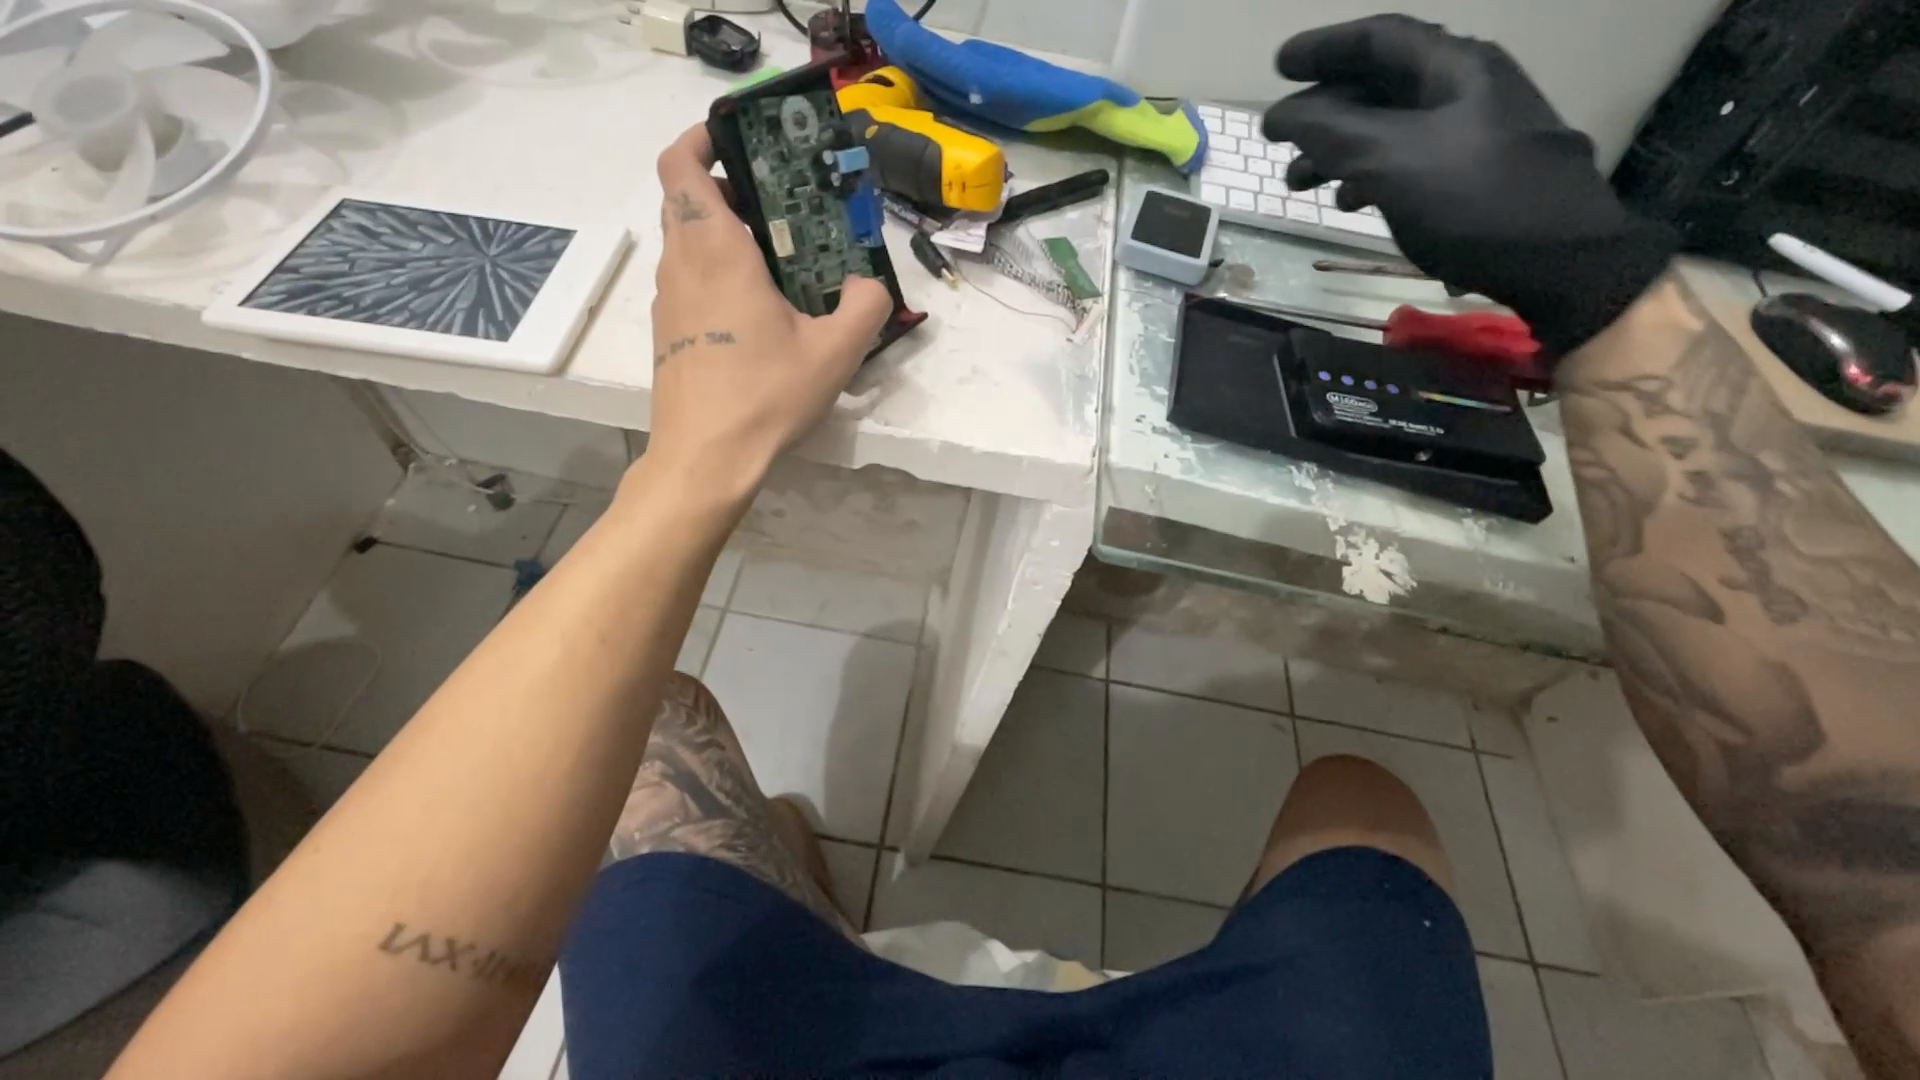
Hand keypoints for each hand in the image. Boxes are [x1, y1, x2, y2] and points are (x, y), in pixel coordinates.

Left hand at [645, 124, 892, 493]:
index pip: (682, 163)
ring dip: (725, 232)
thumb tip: (870, 284)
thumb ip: (865, 306)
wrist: (705, 458)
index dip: (703, 137)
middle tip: (780, 205)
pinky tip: (759, 309)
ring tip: (778, 258)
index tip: (741, 139)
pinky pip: (689, 279)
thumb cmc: (765, 396)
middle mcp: (682, 265)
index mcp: (715, 251)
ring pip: (687, 240)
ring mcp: (669, 300)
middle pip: (687, 198)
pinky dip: (717, 270)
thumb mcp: (835, 352)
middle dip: (729, 187)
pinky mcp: (669, 333)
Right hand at [1262, 15, 1675, 354]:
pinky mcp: (1476, 175)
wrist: (1556, 257)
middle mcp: (1466, 88)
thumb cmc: (1471, 198)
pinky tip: (1350, 201)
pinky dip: (1370, 174)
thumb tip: (1280, 113)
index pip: (1378, 38)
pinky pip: (1409, 161)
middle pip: (1379, 85)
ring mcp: (1475, 133)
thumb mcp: (1388, 159)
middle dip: (1322, 111)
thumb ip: (1328, 131)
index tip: (1279, 66)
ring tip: (1300, 184)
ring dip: (1339, 150)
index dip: (1323, 48)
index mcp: (1452, 67)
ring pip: (1389, 128)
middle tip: (1279, 140)